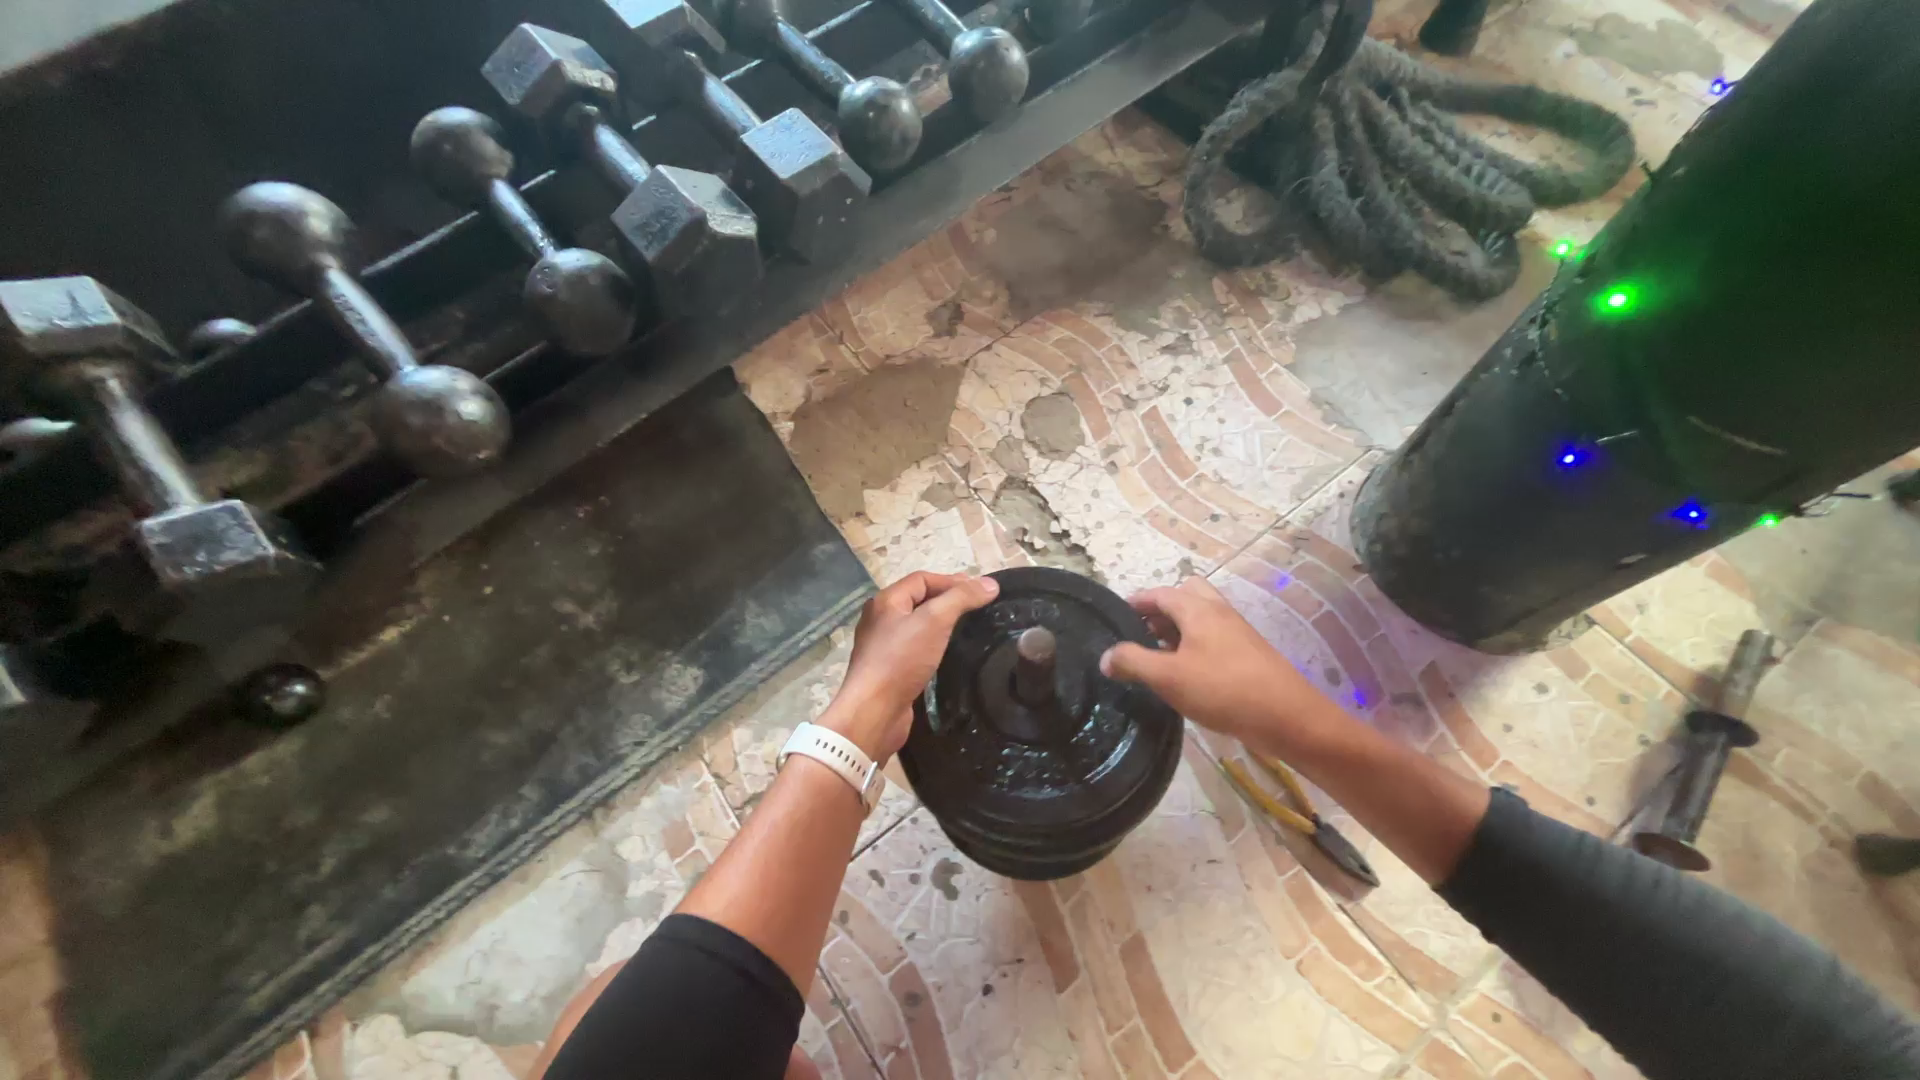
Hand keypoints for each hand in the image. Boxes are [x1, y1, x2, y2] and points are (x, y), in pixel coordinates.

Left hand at [822, 571, 999, 759]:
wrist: (874, 712)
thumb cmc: (901, 660)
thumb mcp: (934, 621)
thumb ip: (961, 599)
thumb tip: (990, 583)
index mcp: (886, 601)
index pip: (922, 579)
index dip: (952, 581)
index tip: (980, 592)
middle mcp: (881, 619)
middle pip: (919, 600)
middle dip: (948, 600)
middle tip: (978, 608)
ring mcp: (883, 646)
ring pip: (917, 625)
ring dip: (942, 623)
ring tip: (969, 628)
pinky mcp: (890, 670)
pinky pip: (915, 648)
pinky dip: (934, 645)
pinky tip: (950, 654)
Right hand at [1100, 577, 1343, 755]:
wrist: (1288, 717)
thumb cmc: (1223, 689)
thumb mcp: (1168, 678)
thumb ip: (1132, 662)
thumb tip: (1106, 656)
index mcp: (1197, 608)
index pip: (1159, 593)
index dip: (1135, 603)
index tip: (1114, 618)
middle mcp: (1218, 611)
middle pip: (1185, 595)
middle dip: (1159, 611)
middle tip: (1141, 636)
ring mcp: (1236, 631)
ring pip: (1200, 617)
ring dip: (1177, 629)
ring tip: (1158, 658)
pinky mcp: (1247, 653)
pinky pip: (1213, 637)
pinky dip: (1194, 645)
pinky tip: (1186, 675)